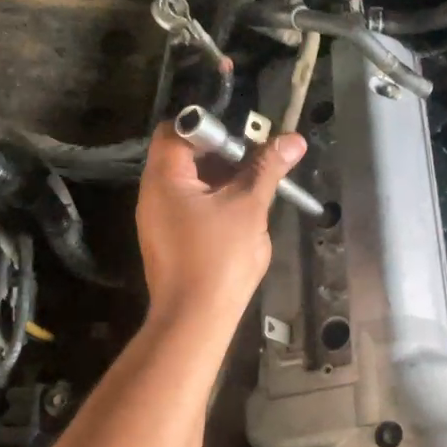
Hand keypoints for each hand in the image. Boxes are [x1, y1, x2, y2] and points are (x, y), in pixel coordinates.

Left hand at [135, 122, 305, 327]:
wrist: (195, 320)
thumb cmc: (219, 257)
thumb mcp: (249, 207)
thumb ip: (267, 169)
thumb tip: (293, 139)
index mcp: (164, 178)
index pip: (178, 130)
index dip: (211, 127)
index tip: (244, 139)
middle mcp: (153, 194)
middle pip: (184, 155)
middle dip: (224, 155)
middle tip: (258, 163)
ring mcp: (158, 220)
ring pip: (191, 184)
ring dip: (223, 181)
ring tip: (257, 190)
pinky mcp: (169, 241)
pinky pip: (190, 208)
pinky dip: (215, 203)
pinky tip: (242, 217)